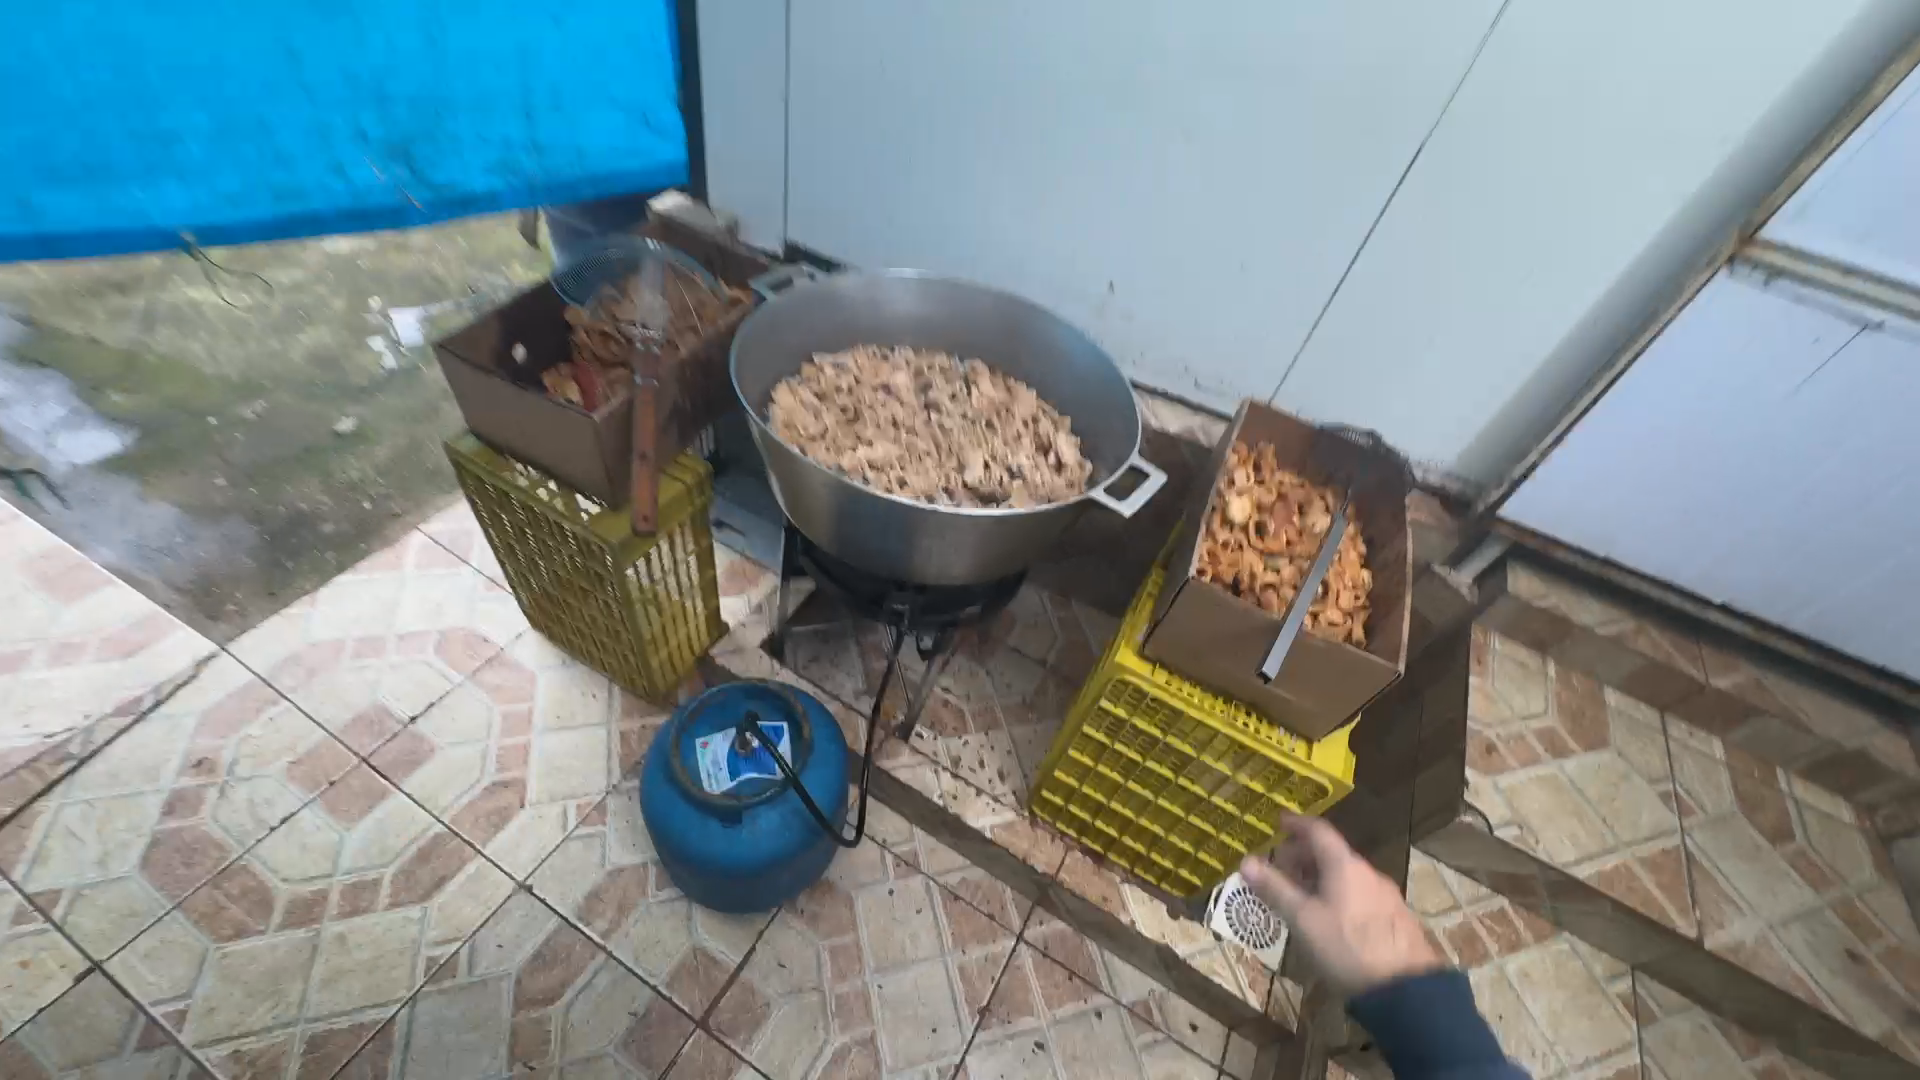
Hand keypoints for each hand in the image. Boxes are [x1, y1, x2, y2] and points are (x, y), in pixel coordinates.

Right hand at [1240, 815, 1442, 996]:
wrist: (1410, 994)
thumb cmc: (1347, 947)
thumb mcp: (1302, 919)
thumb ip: (1274, 889)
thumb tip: (1245, 861)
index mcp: (1344, 865)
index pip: (1318, 830)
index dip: (1296, 823)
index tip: (1279, 823)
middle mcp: (1368, 873)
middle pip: (1332, 853)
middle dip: (1304, 856)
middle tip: (1282, 867)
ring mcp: (1387, 897)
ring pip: (1347, 876)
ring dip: (1322, 877)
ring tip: (1303, 896)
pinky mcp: (1398, 921)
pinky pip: (1361, 895)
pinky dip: (1340, 895)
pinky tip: (1333, 919)